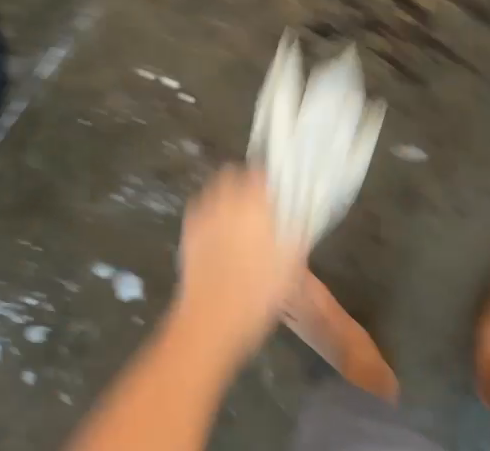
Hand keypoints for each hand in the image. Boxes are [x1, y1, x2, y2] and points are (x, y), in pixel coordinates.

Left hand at [169, 167, 304, 363]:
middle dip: (244, 182)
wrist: (213, 317)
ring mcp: (204, 211)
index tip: (275, 190)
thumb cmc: (259, 293)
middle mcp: (227, 199)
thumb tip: (301, 212)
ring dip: (225, 194)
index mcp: (255, 203)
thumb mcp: (291, 264)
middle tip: (256, 203)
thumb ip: (296, 231)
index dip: (268, 179)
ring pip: (215, 187)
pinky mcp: (188, 227)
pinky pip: (200, 207)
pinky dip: (209, 211)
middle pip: (235, 174)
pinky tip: (217, 230)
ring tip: (235, 215)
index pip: (261, 173)